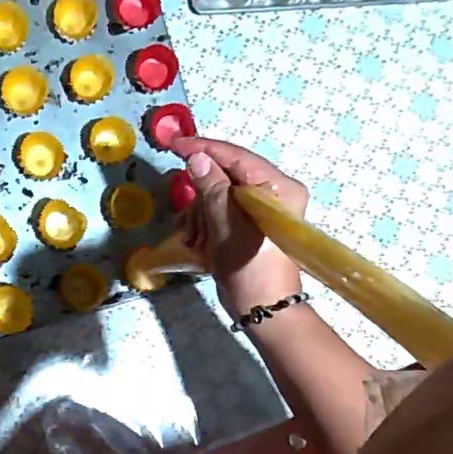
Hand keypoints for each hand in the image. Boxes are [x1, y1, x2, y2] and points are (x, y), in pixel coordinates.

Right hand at [166, 136, 304, 315]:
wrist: (263, 309)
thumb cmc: (250, 267)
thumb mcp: (227, 226)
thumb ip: (212, 188)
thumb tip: (197, 158)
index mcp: (278, 187)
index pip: (237, 156)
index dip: (204, 149)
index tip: (174, 144)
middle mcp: (274, 192)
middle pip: (226, 175)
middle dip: (200, 196)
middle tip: (187, 219)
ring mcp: (262, 209)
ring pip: (219, 194)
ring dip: (200, 214)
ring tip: (194, 238)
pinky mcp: (251, 224)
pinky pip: (221, 211)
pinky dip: (205, 223)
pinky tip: (197, 242)